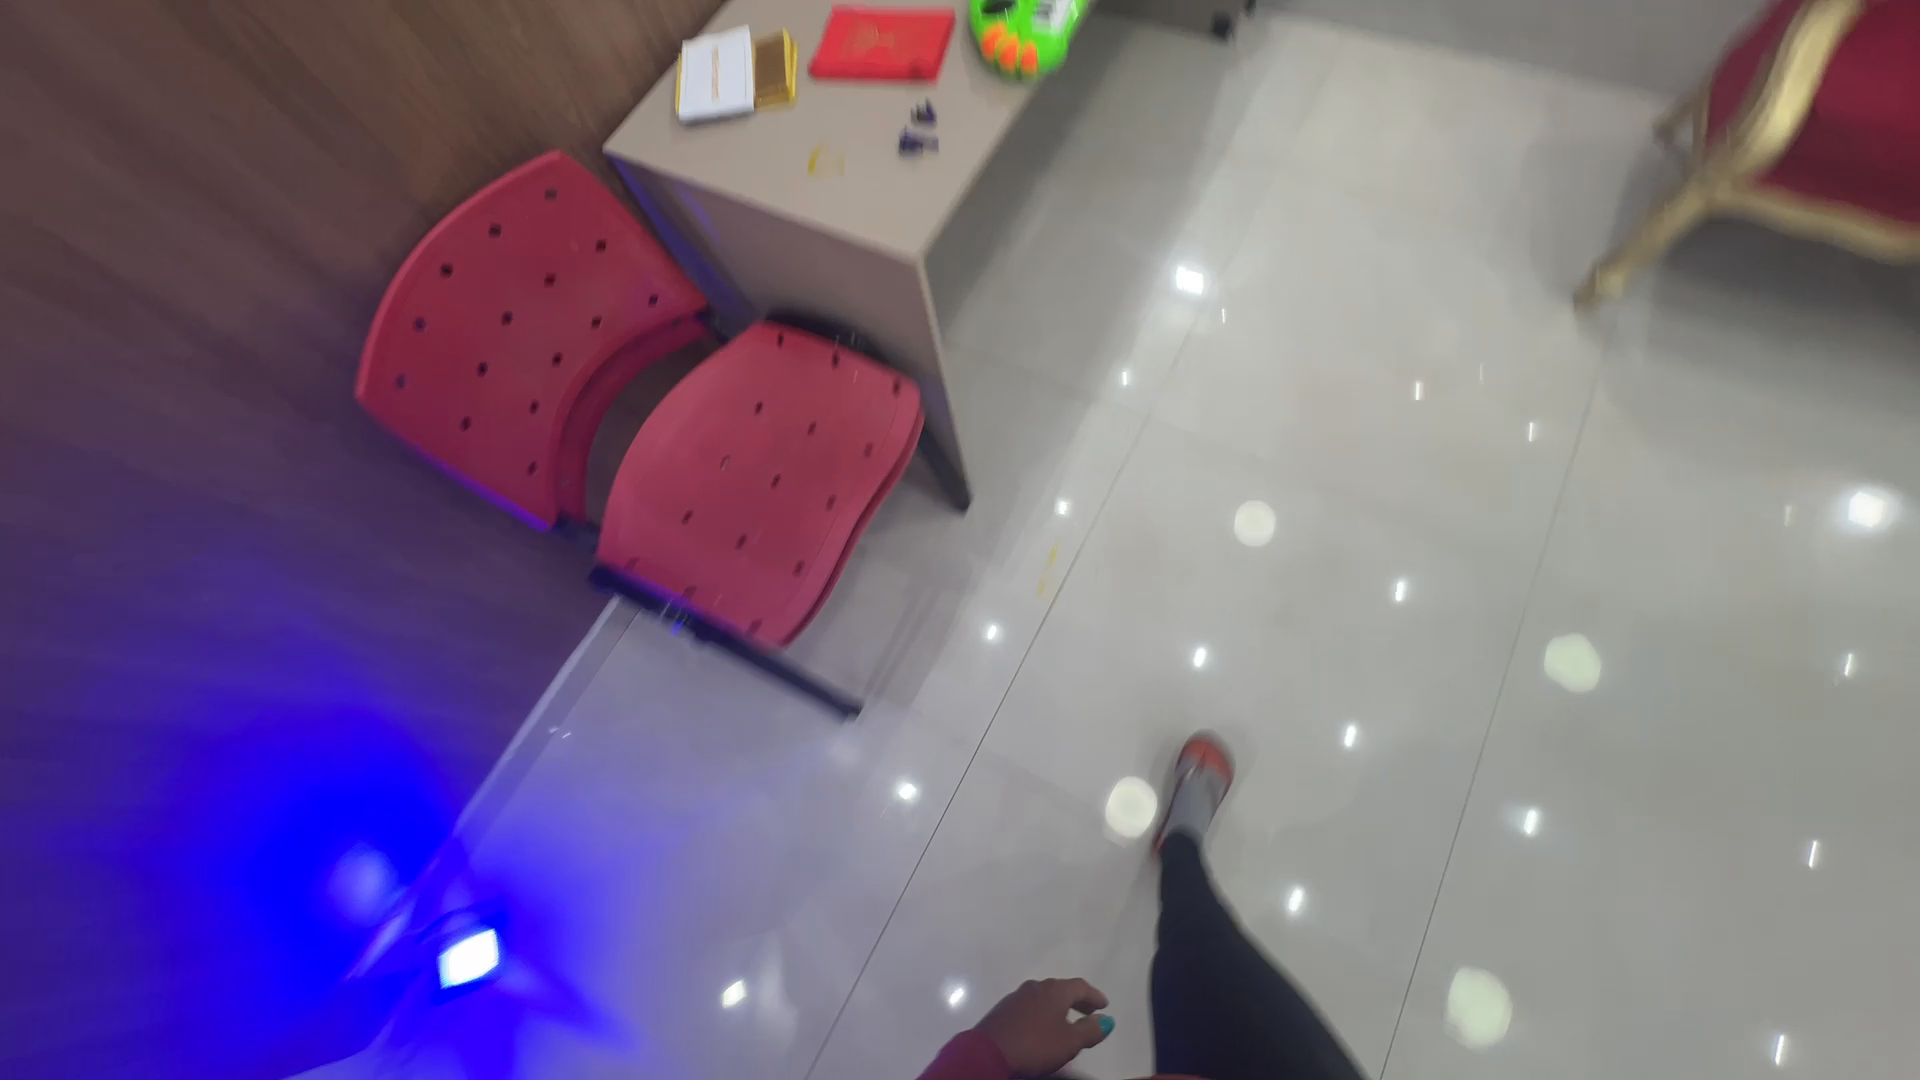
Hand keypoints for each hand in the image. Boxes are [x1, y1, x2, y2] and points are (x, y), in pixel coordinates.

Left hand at [972, 977, 1111, 1077]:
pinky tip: (1044, 1023)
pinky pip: (1032, 1004)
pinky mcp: (1006, 1008)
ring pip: (1045, 996)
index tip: (1105, 1005)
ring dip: (1060, 1005)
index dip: (1094, 995)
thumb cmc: (1035, 1044)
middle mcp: (1036, 986)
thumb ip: (1090, 1030)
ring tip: (1069, 1018)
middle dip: (1078, 999)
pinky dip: (1044, 1010)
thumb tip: (1107, 1020)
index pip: (1079, 986)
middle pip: (1062, 989)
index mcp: (1054, 990)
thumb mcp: (1069, 1042)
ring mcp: (1018, 995)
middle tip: (1091, 1010)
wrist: (990, 1051)